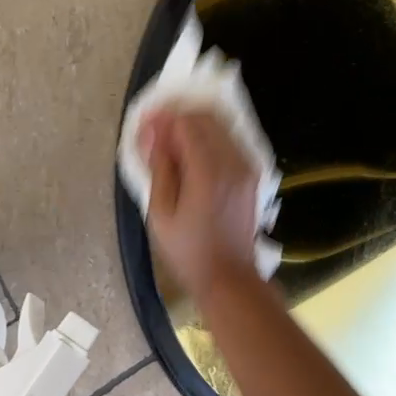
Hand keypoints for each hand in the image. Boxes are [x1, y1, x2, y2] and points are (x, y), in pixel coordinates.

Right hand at [140, 105, 264, 298]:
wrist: (228, 277)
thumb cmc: (188, 252)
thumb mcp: (161, 214)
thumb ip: (160, 169)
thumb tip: (154, 136)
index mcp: (208, 171)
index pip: (186, 124)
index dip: (162, 119)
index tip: (144, 126)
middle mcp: (232, 162)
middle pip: (206, 118)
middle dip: (178, 118)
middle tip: (154, 132)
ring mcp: (247, 167)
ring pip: (220, 126)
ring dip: (194, 126)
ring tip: (170, 143)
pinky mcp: (251, 175)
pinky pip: (230, 142)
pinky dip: (209, 139)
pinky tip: (192, 155)